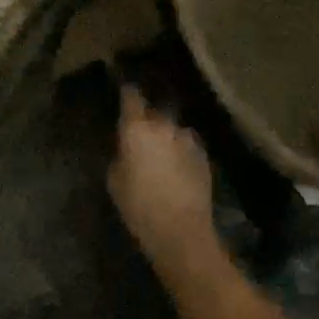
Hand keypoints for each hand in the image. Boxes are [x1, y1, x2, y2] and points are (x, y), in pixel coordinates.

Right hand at [107, 85, 219, 269]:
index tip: (123, 88)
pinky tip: (174, 168)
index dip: (126, 91)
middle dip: (147, 118)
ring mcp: (189, 140)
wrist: (181, 230)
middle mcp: (165, 126)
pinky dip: (178, 151)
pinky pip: (186, 146)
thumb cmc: (138, 206)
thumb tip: (127, 148)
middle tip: (138, 131)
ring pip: (173, 129)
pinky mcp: (204, 156)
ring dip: (165, 136)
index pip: (131, 97)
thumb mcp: (115, 180)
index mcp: (138, 129)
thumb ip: (120, 155)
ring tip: (158, 153)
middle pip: (155, 111)